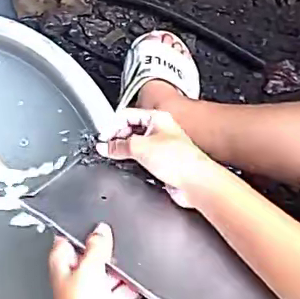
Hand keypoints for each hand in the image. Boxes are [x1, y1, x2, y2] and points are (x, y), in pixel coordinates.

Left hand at [48, 223, 140, 298]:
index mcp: (60, 264)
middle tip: (117, 243)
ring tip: (129, 263)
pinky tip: (136, 284)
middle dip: (103, 250)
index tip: (97, 221)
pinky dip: (126, 287)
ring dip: (117, 269)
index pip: (67, 236)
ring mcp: (88, 295)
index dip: (82, 228)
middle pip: (89, 254)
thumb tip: (100, 230)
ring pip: (104, 273)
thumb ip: (96, 247)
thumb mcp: (89, 271)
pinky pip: (117, 292)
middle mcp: (72, 278)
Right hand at [98, 107, 215, 206]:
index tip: (102, 136)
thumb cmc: (179, 160)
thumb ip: (118, 146)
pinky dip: (133, 159)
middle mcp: (160, 129)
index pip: (126, 115)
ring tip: (114, 155)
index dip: (112, 125)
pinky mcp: (163, 161)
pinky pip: (142, 157)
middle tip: (105, 146)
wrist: (197, 183)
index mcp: (157, 117)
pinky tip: (127, 164)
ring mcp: (162, 146)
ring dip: (125, 149)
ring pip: (136, 144)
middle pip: (130, 129)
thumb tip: (104, 146)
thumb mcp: (140, 147)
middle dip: (117, 137)